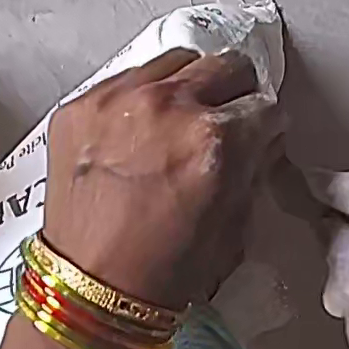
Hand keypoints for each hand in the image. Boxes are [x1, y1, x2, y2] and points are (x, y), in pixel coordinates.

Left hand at [43, 48, 283, 309]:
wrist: (90, 287)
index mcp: (215, 142)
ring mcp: (118, 99)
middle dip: (237, 94)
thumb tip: (260, 141)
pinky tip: (142, 130)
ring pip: (178, 61)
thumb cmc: (165, 270)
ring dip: (191, 87)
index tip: (261, 135)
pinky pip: (128, 77)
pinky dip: (146, 97)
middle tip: (229, 119)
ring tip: (183, 120)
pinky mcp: (80, 104)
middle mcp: (168, 107)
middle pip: (227, 66)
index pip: (266, 106)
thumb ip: (253, 170)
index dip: (268, 127)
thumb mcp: (233, 226)